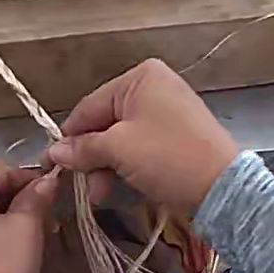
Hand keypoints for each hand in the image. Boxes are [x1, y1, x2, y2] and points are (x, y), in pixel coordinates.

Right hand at [44, 59, 238, 214]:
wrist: (221, 187)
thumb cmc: (167, 157)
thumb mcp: (119, 149)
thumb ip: (84, 149)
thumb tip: (54, 153)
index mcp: (139, 77)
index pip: (89, 107)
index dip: (68, 138)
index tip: (52, 164)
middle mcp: (154, 88)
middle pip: (105, 124)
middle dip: (91, 158)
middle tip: (81, 186)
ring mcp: (168, 114)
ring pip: (122, 140)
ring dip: (106, 168)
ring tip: (99, 195)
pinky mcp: (177, 139)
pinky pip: (141, 150)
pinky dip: (127, 168)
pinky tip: (117, 189)